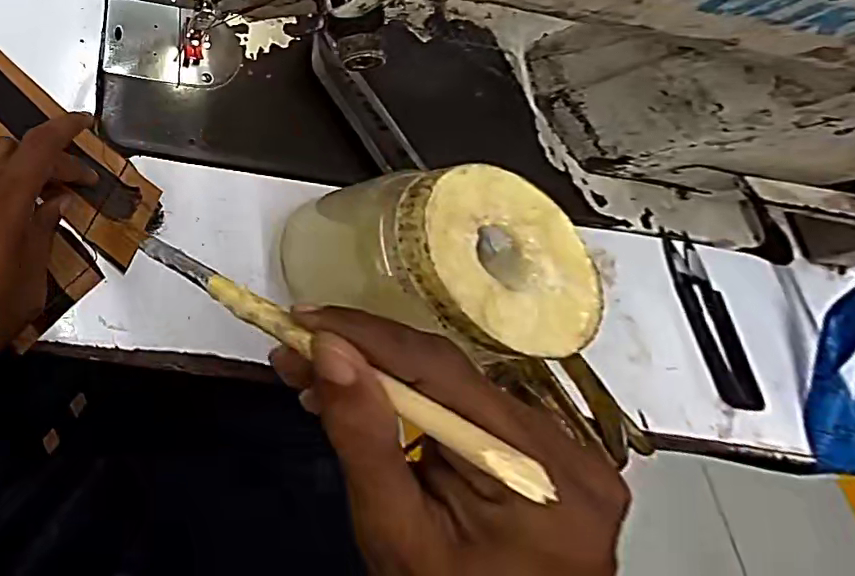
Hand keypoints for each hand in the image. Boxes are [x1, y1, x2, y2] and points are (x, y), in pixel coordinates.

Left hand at [0, 112, 96, 399]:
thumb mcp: (27, 286)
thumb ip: (44, 236)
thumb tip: (55, 207)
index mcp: (5, 200)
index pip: (41, 144)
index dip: (66, 127)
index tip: (84, 122)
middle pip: (19, 147)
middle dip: (51, 158)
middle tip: (72, 183)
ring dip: (19, 163)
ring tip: (38, 192)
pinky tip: (2, 203)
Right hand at [271, 308, 628, 575]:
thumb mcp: (395, 532)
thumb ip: (363, 437)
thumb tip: (327, 348)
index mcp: (541, 475)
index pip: (439, 371)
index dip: (363, 335)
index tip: (299, 321)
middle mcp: (561, 448)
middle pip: (439, 371)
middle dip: (356, 353)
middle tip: (292, 351)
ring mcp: (551, 447)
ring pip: (439, 379)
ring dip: (368, 370)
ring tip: (308, 374)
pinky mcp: (529, 449)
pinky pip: (450, 400)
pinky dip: (395, 393)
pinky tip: (353, 394)